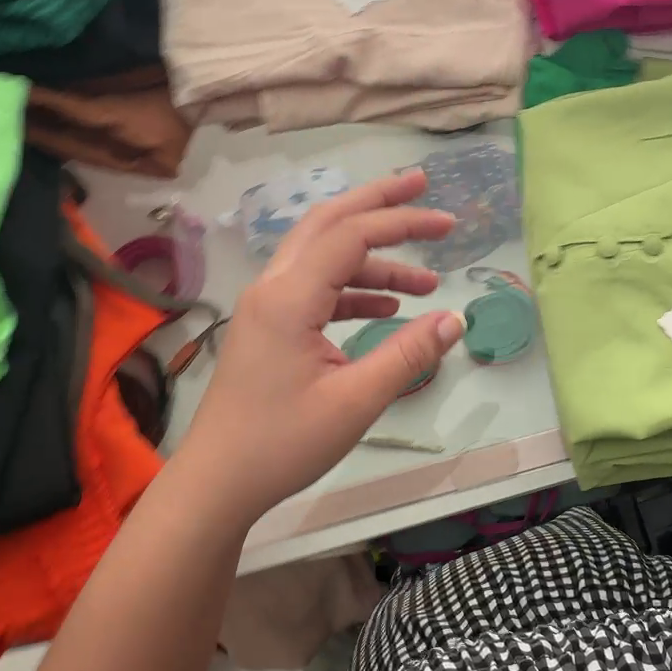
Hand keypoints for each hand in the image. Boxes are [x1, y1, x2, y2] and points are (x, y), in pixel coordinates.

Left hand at [176, 171, 462, 521]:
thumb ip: (408, 354)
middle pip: (329, 222)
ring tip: (426, 279)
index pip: (352, 235)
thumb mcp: (355, 402)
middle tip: (422, 185)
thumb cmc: (281, 444)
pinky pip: (317, 286)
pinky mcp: (269, 327)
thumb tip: (455, 318)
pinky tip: (388, 308)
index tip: (449, 226)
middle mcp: (273, 288)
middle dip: (378, 201)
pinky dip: (354, 287)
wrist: (215, 485)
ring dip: (374, 258)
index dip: (404, 222)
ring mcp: (267, 306)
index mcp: (289, 298)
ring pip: (324, 255)